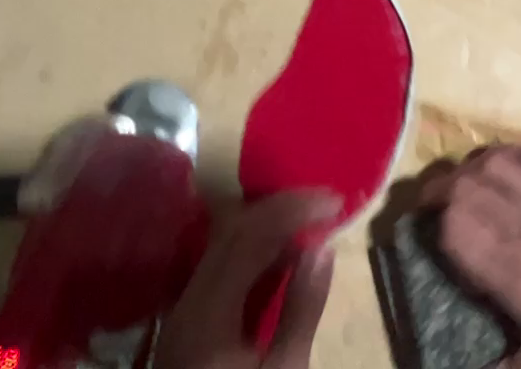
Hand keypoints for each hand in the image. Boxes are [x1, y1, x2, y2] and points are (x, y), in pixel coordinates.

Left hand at [156, 190, 339, 368]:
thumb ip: (301, 308)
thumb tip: (322, 248)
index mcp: (210, 310)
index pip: (251, 236)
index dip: (293, 209)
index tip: (334, 199)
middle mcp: (191, 299)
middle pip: (233, 232)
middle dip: (282, 208)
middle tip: (327, 201)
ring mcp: (186, 309)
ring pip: (225, 245)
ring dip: (269, 224)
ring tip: (312, 218)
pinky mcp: (191, 321)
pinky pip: (223, 265)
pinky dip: (256, 247)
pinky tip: (284, 252)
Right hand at [430, 147, 520, 368]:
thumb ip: (510, 359)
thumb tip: (480, 364)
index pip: (455, 221)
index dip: (429, 217)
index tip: (417, 223)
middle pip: (472, 180)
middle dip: (442, 186)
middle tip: (429, 202)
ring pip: (504, 158)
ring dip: (475, 164)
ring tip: (465, 182)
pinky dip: (515, 157)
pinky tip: (513, 173)